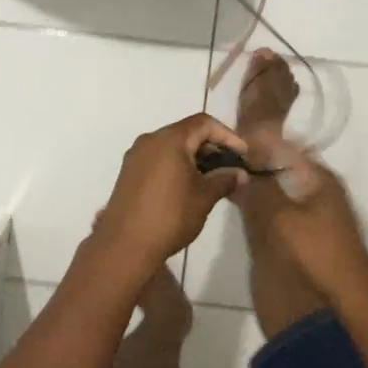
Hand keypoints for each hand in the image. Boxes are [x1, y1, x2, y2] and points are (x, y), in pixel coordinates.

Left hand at [97, 114, 248, 266]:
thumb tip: (241, 174)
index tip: (243, 154)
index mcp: (170, 140)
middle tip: (230, 165)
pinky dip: (176, 163)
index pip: (204, 123)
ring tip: (211, 176)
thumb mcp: (204, 198)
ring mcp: (136, 155)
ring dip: (193, 155)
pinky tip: (188, 183)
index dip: (227, 135)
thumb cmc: (170, 217)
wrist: (125, 244)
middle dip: (211, 145)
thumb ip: (224, 180)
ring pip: (171, 144)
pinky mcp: (128, 170)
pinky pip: (158, 156)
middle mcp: (150, 140)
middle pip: (186, 131)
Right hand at [235, 140, 367, 299]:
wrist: (347, 294)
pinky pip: (283, 201)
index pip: (281, 144)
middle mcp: (320, 184)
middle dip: (254, 163)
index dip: (254, 142)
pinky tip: (246, 204)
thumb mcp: (281, 217)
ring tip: (230, 182)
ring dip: (258, 183)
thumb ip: (258, 189)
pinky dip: (266, 200)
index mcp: (317, 175)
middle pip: (281, 163)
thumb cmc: (316, 250)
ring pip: (281, 184)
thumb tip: (238, 166)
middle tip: (223, 164)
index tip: (228, 146)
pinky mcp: (312, 224)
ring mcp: (318, 205)